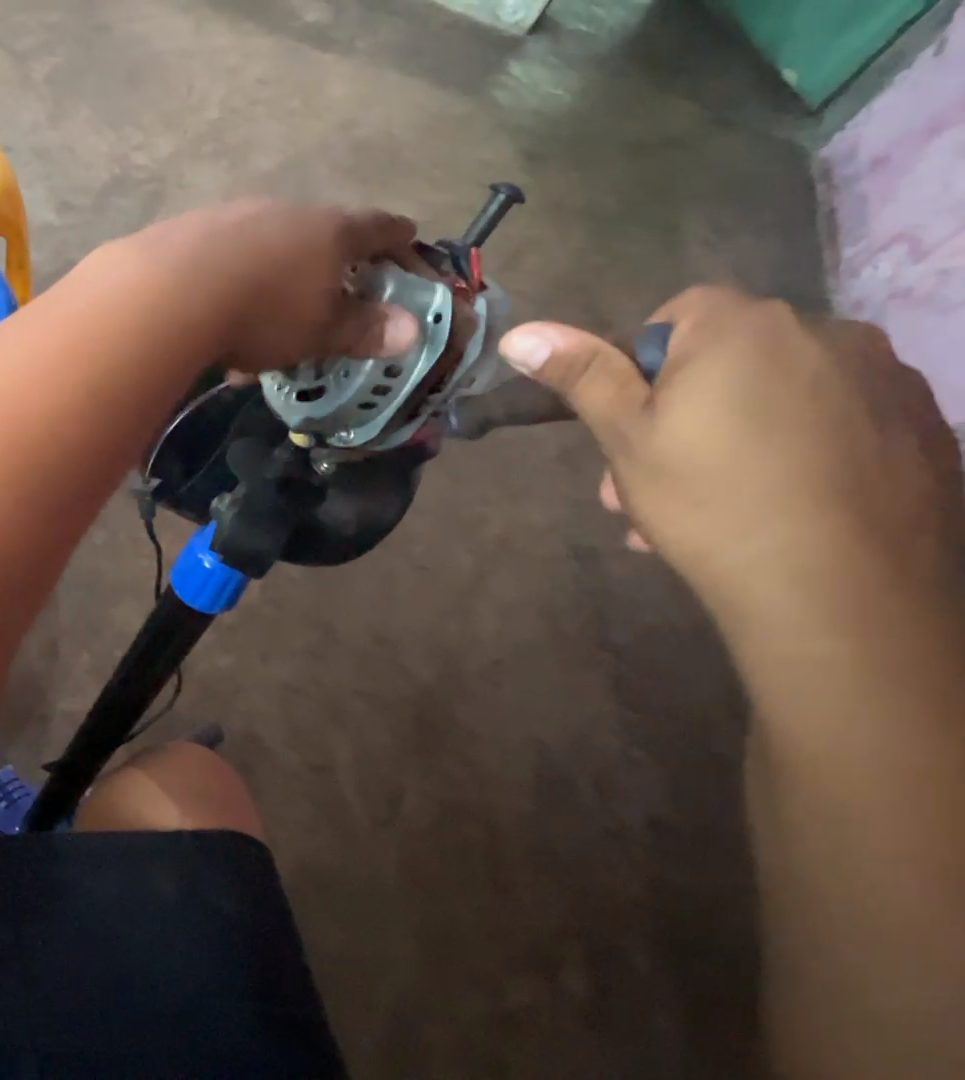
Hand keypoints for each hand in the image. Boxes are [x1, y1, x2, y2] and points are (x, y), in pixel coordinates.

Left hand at [115, 199, 425, 371]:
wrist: (167, 293)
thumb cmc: (263, 313)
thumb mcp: (319, 331)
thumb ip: (362, 329)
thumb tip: (411, 331)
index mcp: (328, 229)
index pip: (376, 226)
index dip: (395, 235)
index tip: (408, 235)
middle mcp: (282, 210)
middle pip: (315, 231)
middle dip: (323, 259)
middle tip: (328, 286)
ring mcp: (229, 216)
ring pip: (261, 245)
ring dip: (269, 274)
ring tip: (261, 317)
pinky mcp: (183, 232)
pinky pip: (217, 259)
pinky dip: (225, 283)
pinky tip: (210, 317)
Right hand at [497, 286, 964, 624]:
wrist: (835, 586)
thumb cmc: (707, 500)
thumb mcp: (623, 438)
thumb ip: (581, 375)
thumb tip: (520, 332)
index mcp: (742, 327)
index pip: (677, 314)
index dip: (643, 368)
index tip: (635, 424)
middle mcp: (825, 331)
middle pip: (730, 358)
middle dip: (688, 410)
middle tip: (657, 482)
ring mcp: (884, 376)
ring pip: (783, 393)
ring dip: (742, 432)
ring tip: (715, 505)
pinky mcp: (922, 423)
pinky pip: (840, 421)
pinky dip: (806, 449)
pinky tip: (787, 502)